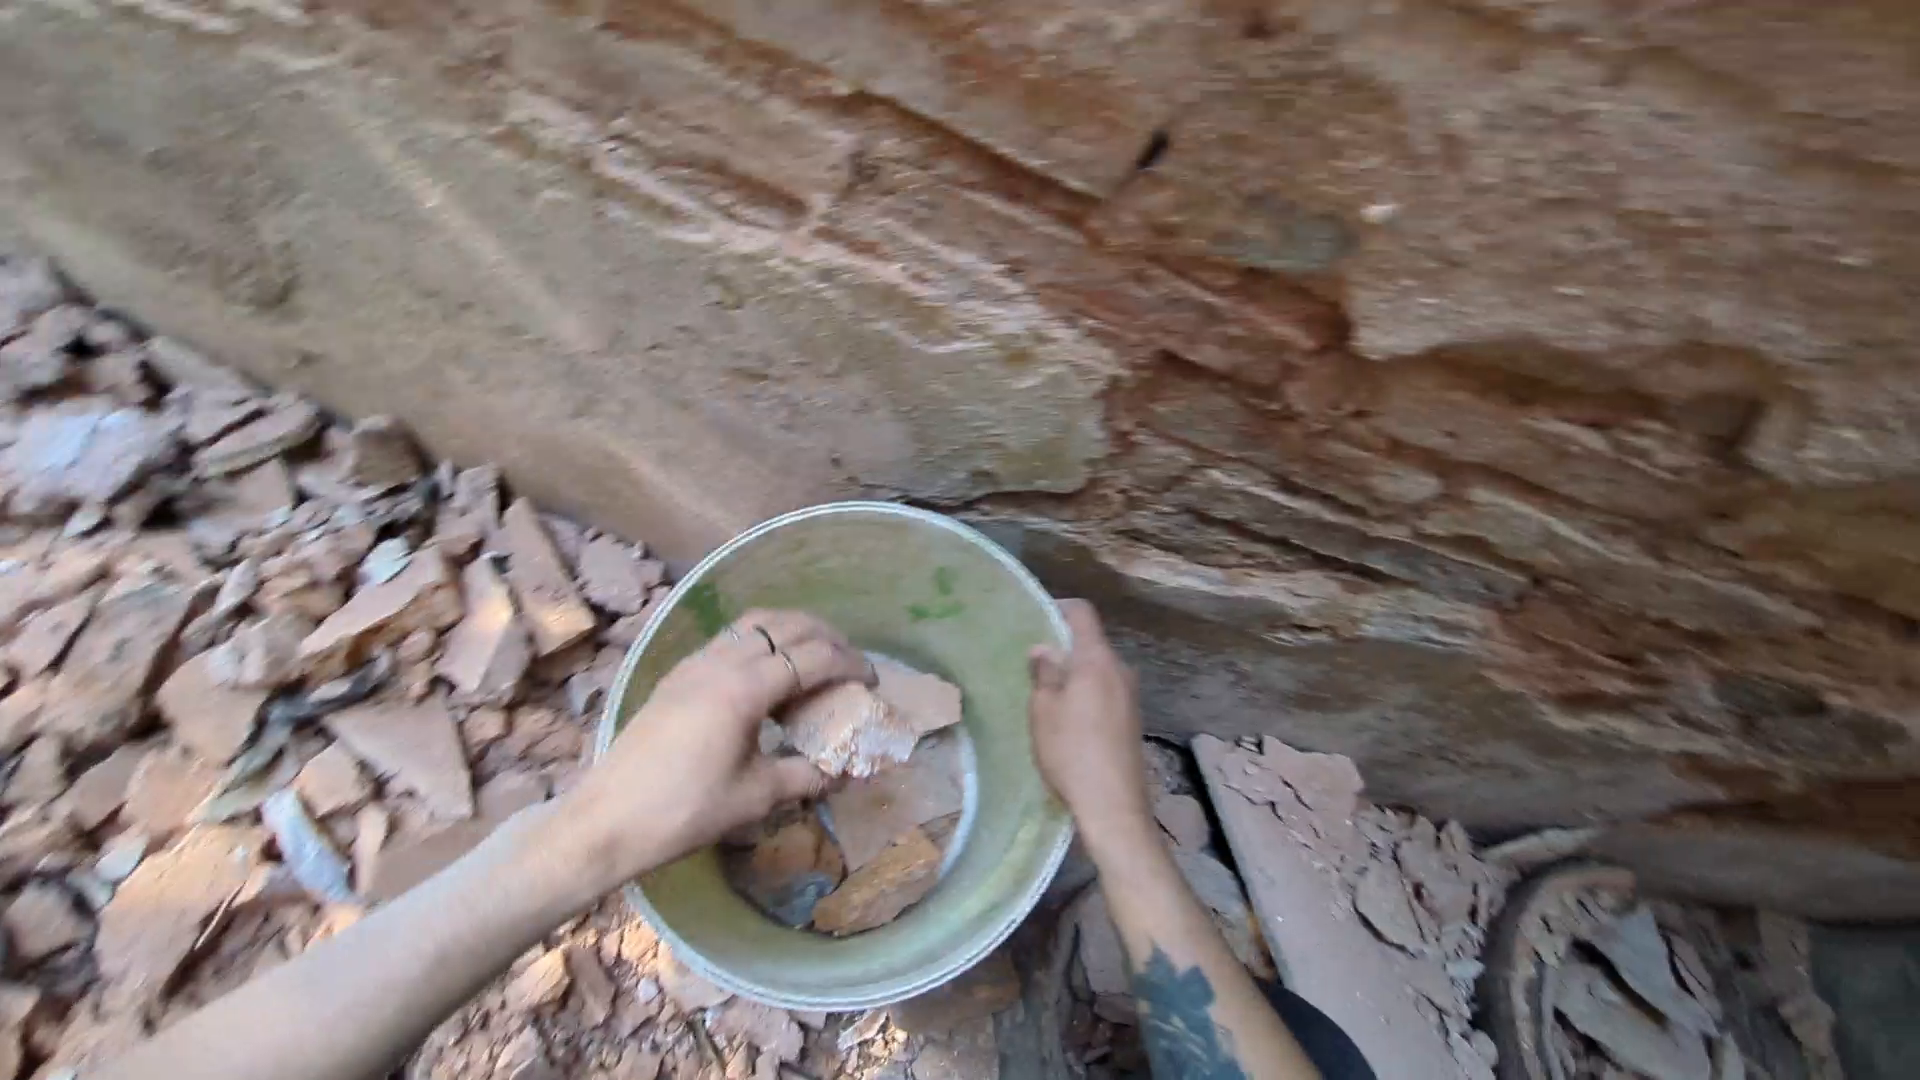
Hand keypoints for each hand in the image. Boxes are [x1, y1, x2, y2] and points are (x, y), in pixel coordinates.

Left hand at [554, 609, 871, 891]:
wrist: (605, 821)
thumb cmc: (684, 812)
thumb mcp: (755, 797)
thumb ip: (804, 776)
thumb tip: (841, 772)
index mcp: (745, 689)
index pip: (812, 658)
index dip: (849, 664)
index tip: (871, 681)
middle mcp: (722, 662)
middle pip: (787, 626)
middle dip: (828, 637)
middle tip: (850, 661)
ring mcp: (695, 663)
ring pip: (755, 623)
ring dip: (792, 630)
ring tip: (815, 653)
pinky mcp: (678, 674)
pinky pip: (731, 637)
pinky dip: (762, 640)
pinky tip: (768, 669)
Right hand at [1028, 600, 1154, 852]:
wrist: (1113, 806)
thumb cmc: (1071, 752)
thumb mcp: (1044, 710)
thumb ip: (1044, 673)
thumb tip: (1044, 648)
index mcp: (1098, 660)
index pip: (1083, 614)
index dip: (1059, 608)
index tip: (1035, 618)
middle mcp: (1120, 670)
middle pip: (1091, 642)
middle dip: (1063, 646)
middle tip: (1033, 662)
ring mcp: (1131, 695)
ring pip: (1099, 669)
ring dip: (1075, 672)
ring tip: (1047, 691)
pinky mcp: (1132, 719)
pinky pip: (1106, 690)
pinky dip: (1087, 692)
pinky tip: (1069, 717)